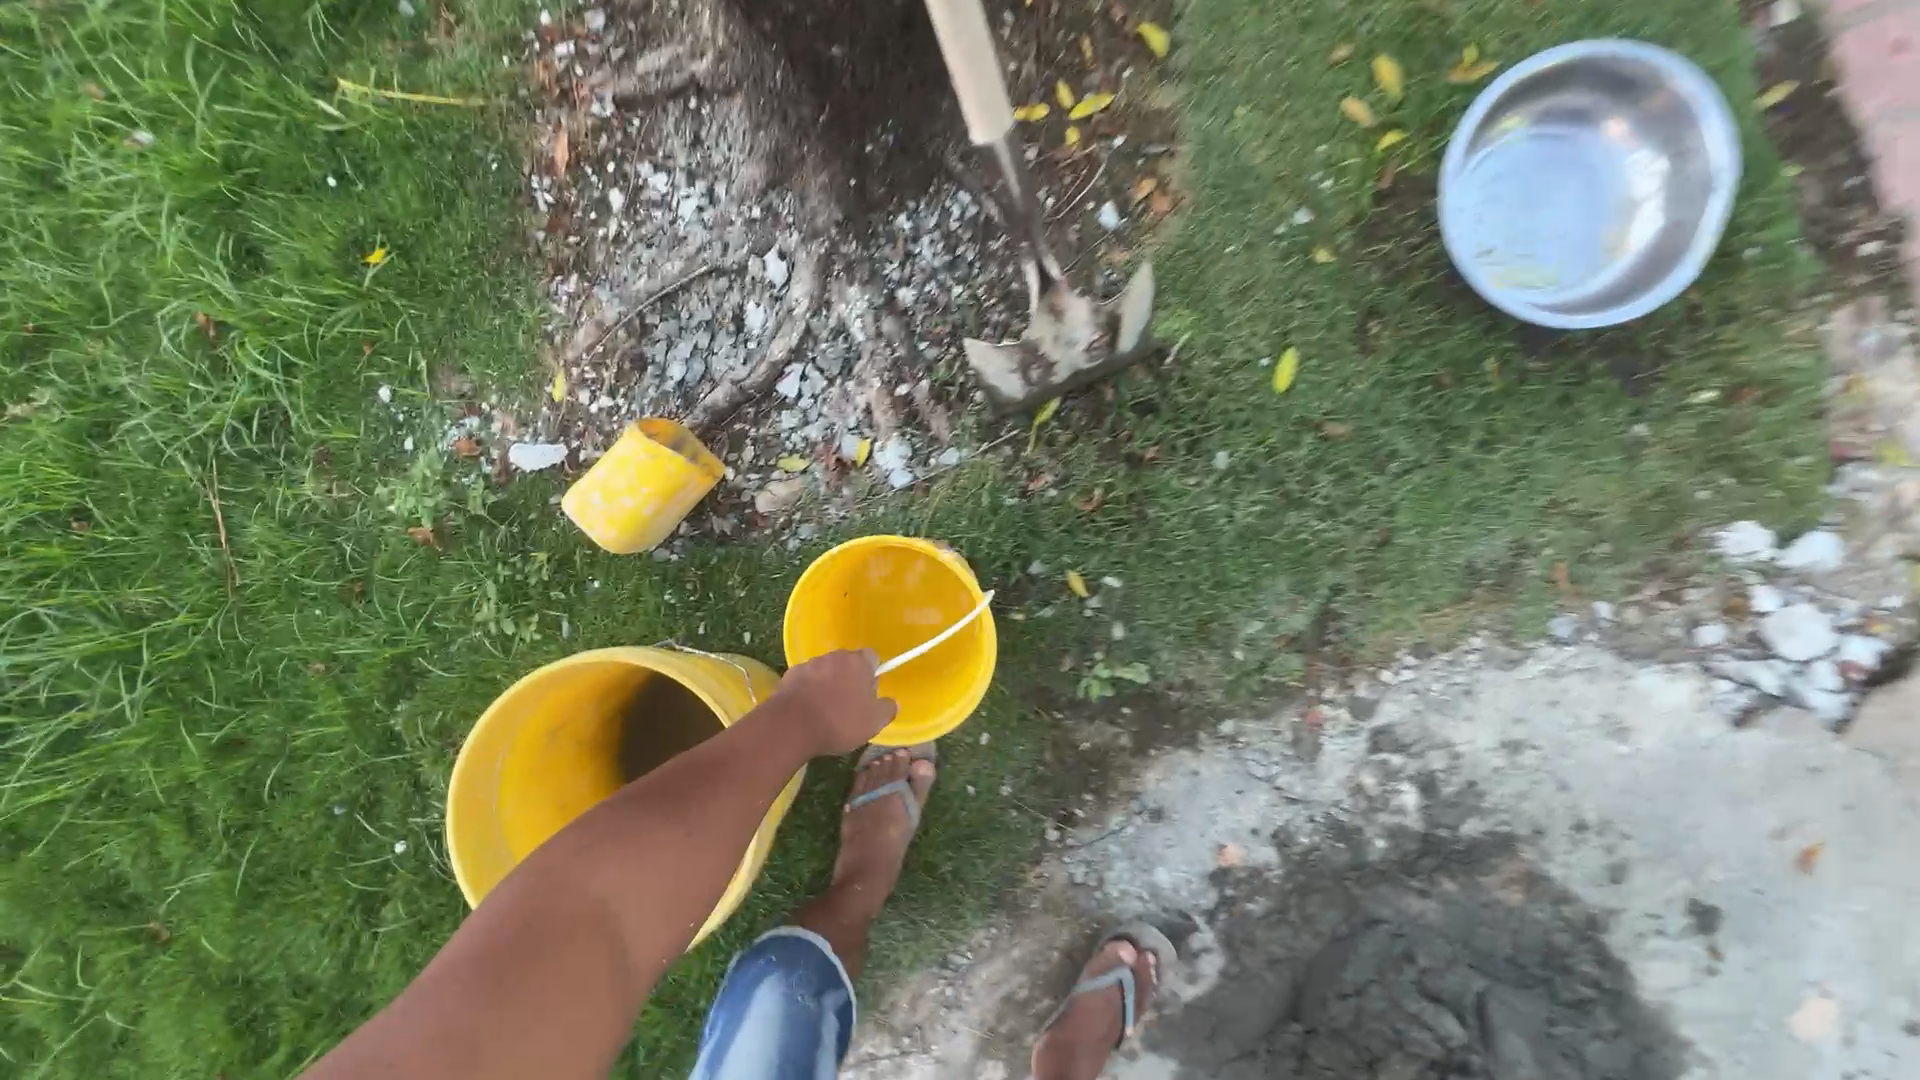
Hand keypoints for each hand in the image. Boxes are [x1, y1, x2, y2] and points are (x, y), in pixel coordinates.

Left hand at [772, 650, 898, 756]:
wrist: (791, 726)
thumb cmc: (839, 721)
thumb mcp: (873, 722)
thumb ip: (887, 709)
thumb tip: (892, 702)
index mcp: (858, 662)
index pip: (872, 657)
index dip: (873, 674)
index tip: (869, 693)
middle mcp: (834, 657)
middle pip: (847, 664)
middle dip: (849, 679)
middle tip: (850, 706)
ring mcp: (809, 664)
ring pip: (825, 671)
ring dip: (827, 684)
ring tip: (825, 711)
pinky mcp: (789, 676)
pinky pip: (805, 681)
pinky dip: (808, 691)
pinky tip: (807, 712)